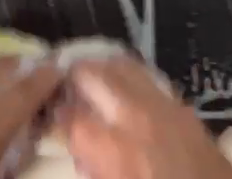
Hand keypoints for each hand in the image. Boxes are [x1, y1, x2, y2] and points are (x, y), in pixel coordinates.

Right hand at [57, 56, 231, 178]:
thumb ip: (94, 167)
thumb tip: (78, 147)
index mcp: (118, 152)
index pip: (71, 117)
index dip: (55, 115)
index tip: (50, 118)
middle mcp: (136, 117)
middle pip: (90, 74)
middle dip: (71, 81)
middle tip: (64, 94)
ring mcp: (162, 105)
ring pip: (118, 64)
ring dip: (98, 71)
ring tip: (89, 85)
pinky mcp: (181, 105)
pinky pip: (145, 75)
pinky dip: (125, 75)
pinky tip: (121, 88)